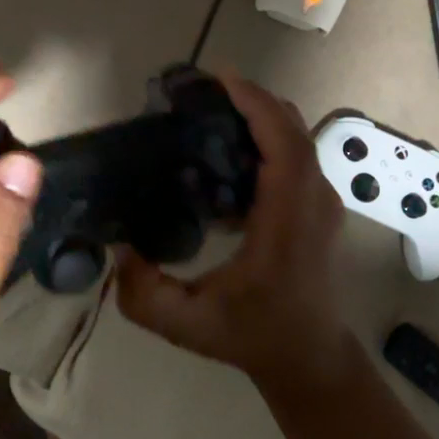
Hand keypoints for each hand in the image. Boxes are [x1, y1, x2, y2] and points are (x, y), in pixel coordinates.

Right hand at [114, 74, 353, 387]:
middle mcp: (313, 201)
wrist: (311, 360)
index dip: (255, 104)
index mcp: (289, 220)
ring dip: (258, 113)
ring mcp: (321, 202)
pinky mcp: (317, 206)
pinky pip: (294, 153)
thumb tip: (117, 249)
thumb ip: (146, 294)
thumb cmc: (254, 335)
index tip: (219, 78)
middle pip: (291, 127)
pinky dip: (266, 133)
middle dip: (250, 98)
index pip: (284, 143)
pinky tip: (225, 145)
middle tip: (201, 90)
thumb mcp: (190, 324)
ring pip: (295, 136)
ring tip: (209, 109)